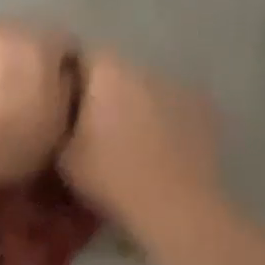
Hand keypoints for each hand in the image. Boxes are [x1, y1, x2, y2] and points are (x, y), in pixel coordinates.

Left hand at [0, 23, 74, 186]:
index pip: (64, 45)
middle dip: (18, 64)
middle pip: (17, 41)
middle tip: (11, 101)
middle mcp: (0, 27)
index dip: (62, 71)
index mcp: (40, 44)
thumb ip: (64, 93)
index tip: (56, 97)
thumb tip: (59, 79)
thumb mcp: (57, 129)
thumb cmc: (7, 147)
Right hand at [60, 51, 219, 224]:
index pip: (81, 57)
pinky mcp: (206, 111)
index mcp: (107, 72)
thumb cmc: (111, 178)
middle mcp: (145, 69)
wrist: (176, 207)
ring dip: (137, 106)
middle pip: (117, 73)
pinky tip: (160, 151)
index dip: (70, 80)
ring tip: (129, 143)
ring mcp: (180, 88)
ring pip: (147, 90)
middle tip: (93, 129)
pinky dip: (166, 121)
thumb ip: (57, 122)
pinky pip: (175, 108)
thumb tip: (58, 112)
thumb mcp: (62, 155)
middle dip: (104, 93)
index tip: (63, 108)